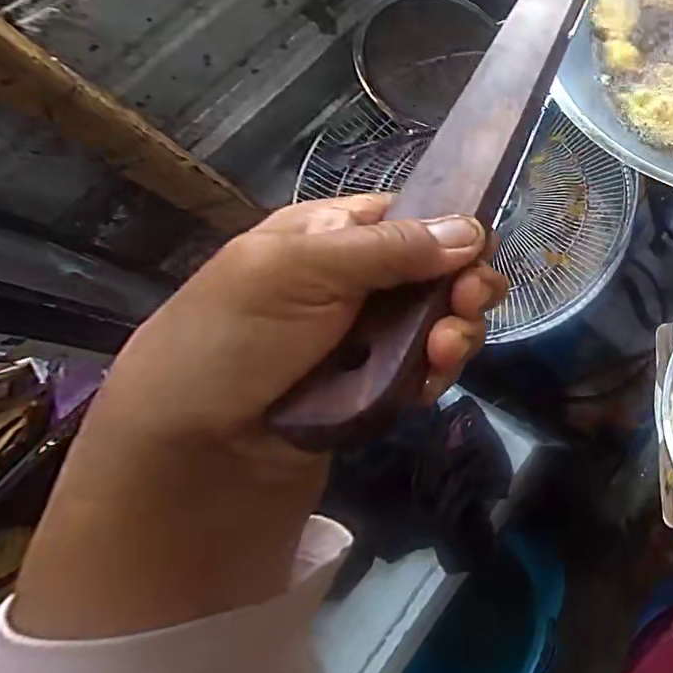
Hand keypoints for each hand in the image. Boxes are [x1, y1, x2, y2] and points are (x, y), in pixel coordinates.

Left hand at [13, 195, 506, 639]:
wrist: (191, 456)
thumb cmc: (231, 339)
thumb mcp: (296, 270)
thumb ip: (389, 247)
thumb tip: (474, 230)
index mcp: (332, 234)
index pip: (410, 215)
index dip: (451, 228)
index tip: (481, 249)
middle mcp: (359, 279)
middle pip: (439, 268)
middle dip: (464, 283)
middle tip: (470, 302)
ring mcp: (372, 334)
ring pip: (443, 318)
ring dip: (458, 330)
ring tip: (444, 352)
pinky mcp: (382, 383)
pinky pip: (431, 365)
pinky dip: (440, 370)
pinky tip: (429, 383)